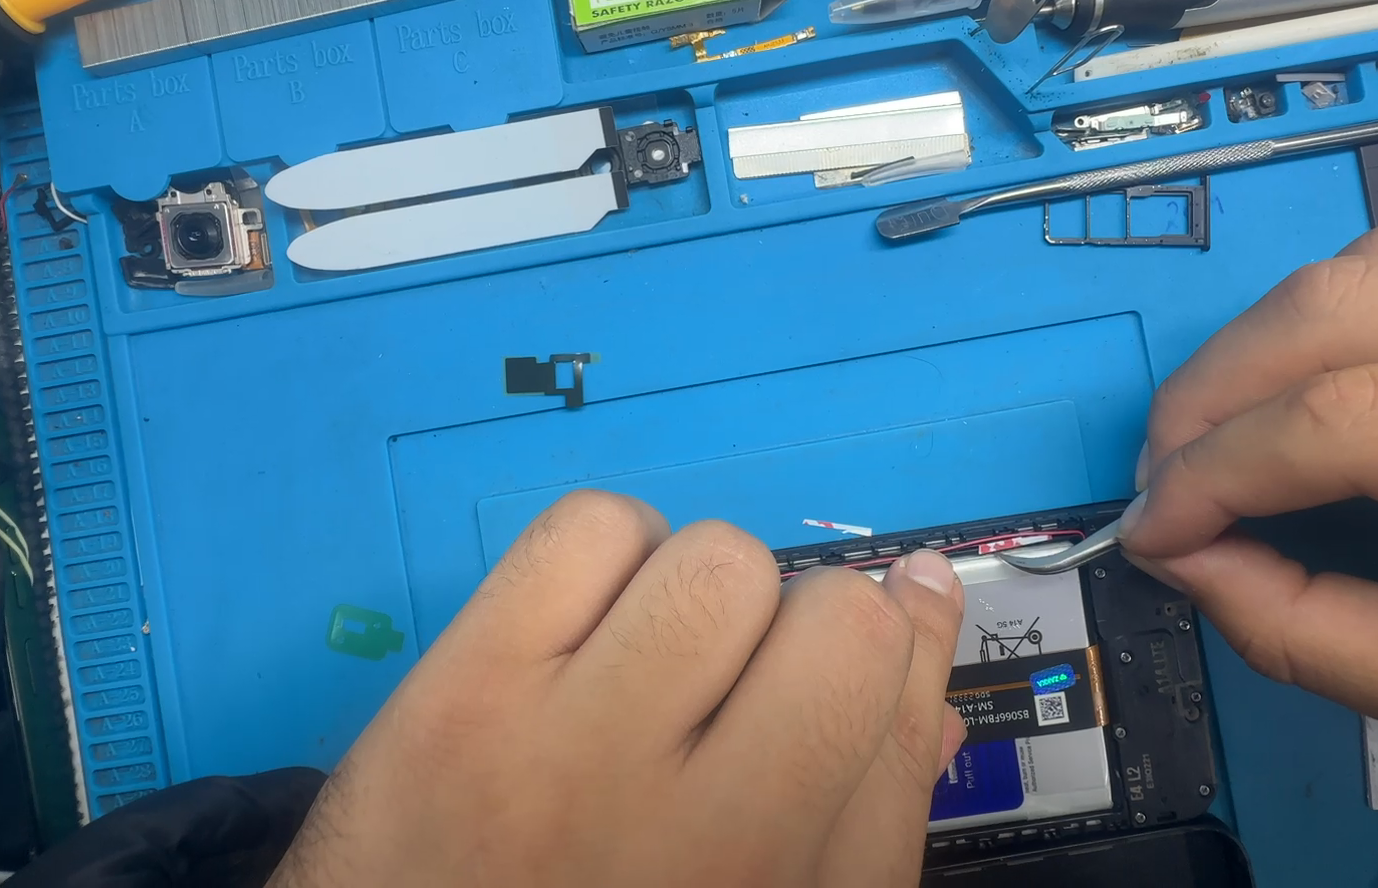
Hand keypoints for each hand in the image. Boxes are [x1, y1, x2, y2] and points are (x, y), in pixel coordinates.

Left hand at [267, 491, 967, 886]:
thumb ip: (885, 769)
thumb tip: (922, 592)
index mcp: (770, 873)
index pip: (866, 648)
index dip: (865, 631)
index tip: (825, 659)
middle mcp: (668, 821)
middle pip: (798, 599)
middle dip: (777, 618)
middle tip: (721, 685)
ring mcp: (545, 745)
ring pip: (700, 552)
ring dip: (694, 583)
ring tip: (647, 655)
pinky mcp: (455, 690)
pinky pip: (585, 525)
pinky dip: (610, 548)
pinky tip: (585, 622)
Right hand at [1120, 211, 1377, 836]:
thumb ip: (1315, 633)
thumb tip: (1172, 555)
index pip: (1363, 417)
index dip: (1220, 471)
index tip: (1151, 534)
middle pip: (1349, 307)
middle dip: (1212, 397)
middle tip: (1165, 479)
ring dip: (1260, 349)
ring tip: (1222, 433)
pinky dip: (1332, 313)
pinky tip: (1310, 379)